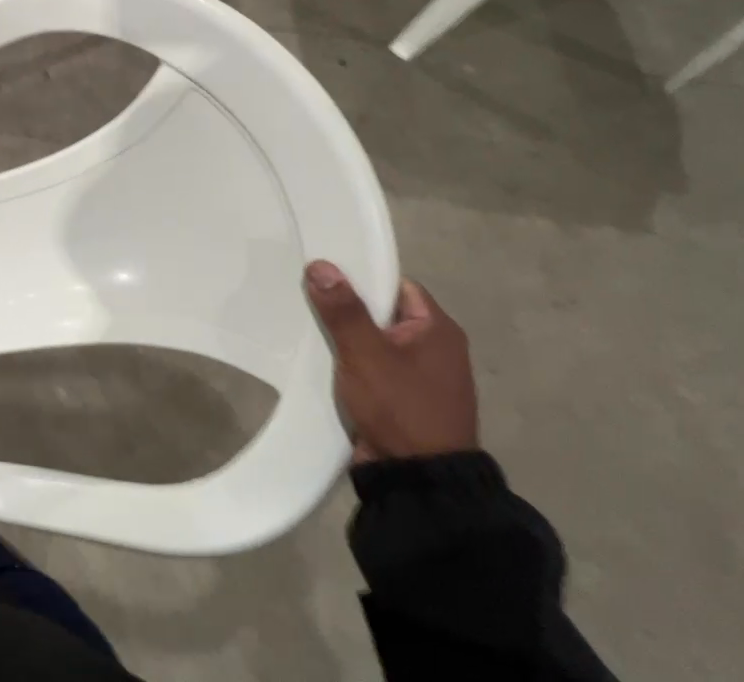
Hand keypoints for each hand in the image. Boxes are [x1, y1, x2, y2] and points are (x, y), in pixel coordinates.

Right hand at [304, 261, 479, 463]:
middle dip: (345, 309)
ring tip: (306, 330)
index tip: (322, 278)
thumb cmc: (400, 407)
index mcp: (438, 329)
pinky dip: (349, 363)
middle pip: (382, 313)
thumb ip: (344, 311)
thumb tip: (322, 265)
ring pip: (374, 342)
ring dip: (344, 339)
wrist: (418, 477)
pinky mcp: (402, 398)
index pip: (396, 286)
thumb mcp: (366, 354)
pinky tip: (321, 363)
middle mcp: (435, 348)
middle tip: (306, 302)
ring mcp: (420, 376)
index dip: (361, 278)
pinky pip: (372, 367)